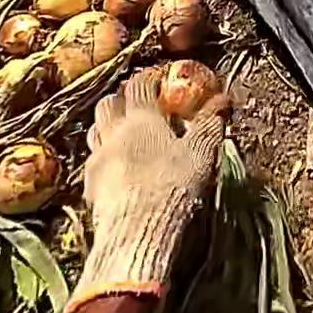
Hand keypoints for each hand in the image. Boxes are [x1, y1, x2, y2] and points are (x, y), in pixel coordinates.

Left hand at [68, 70, 230, 311]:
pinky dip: (105, 152)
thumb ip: (209, 122)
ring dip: (109, 123)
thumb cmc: (172, 185)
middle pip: (109, 103)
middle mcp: (114, 133)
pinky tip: (119, 163)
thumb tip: (223, 99)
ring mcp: (97, 160)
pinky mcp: (88, 187)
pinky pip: (93, 158)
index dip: (149, 77)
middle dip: (123, 97)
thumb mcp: (201, 150)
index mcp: (141, 118)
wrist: (135, 235)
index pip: (138, 85)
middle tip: (140, 100)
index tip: (161, 77)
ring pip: (96, 129)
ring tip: (127, 129)